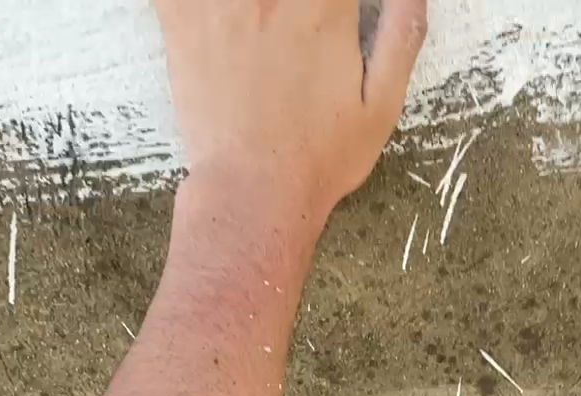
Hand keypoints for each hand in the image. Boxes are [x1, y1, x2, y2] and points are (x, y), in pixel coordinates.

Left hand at [155, 0, 427, 219]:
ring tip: (269, 21)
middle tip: (305, 21)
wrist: (255, 191)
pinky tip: (220, 15)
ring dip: (257, 4)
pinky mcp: (179, 14)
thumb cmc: (323, 157)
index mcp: (322, 9)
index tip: (341, 11)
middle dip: (302, 3)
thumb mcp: (381, 108)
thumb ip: (401, 36)